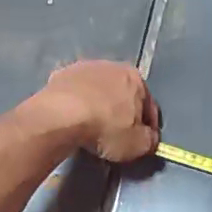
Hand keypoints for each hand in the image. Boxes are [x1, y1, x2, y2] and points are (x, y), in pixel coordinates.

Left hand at [22, 60, 160, 161]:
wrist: (61, 116)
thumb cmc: (106, 129)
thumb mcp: (137, 144)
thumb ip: (150, 140)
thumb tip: (150, 137)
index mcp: (136, 79)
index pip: (150, 106)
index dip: (149, 127)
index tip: (143, 141)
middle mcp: (113, 66)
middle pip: (124, 93)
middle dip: (124, 111)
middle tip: (118, 133)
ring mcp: (85, 67)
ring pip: (100, 90)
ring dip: (101, 104)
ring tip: (95, 126)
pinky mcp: (62, 74)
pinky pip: (77, 93)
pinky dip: (79, 103)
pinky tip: (75, 118)